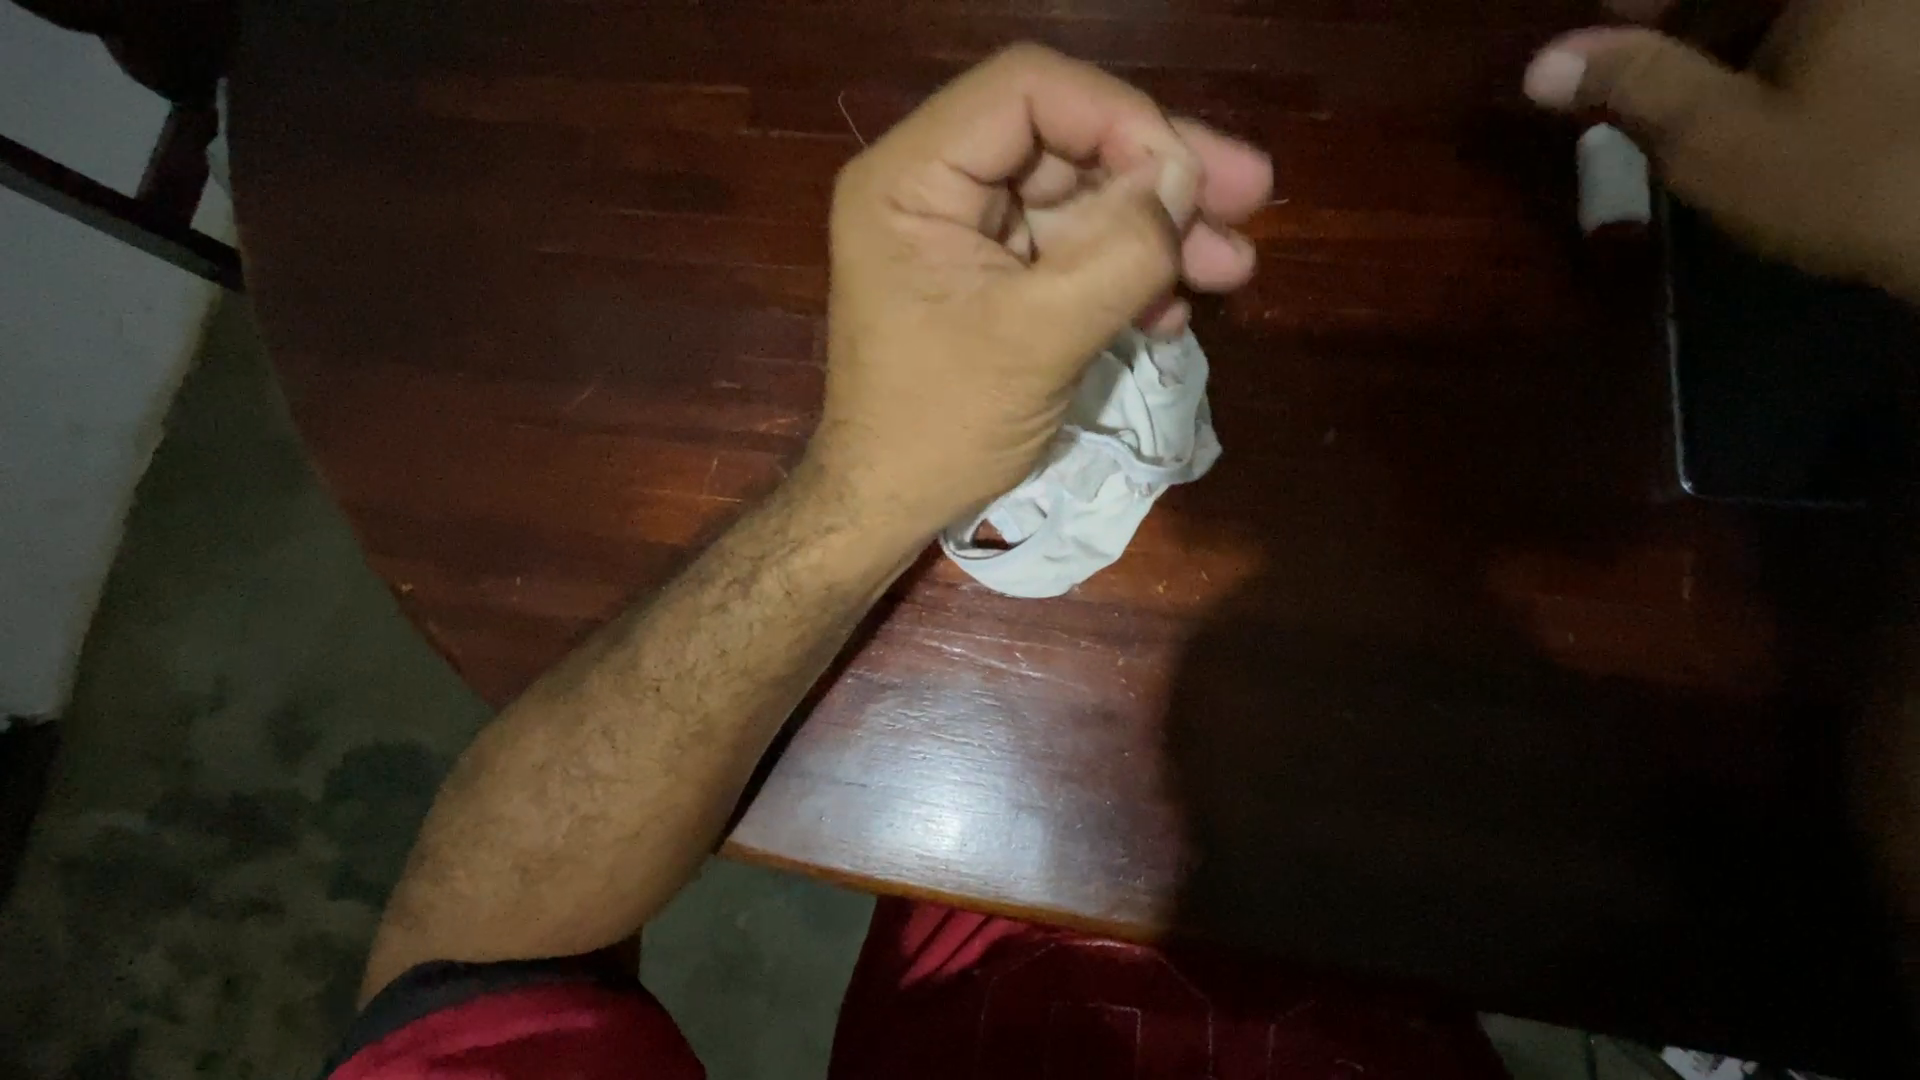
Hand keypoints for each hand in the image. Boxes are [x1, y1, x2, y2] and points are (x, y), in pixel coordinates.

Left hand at [806, 44, 1271, 542]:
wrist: (891, 503)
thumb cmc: (941, 429)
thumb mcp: (1036, 340)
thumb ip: (1118, 253)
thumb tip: (1185, 178)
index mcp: (912, 182)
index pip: (1027, 93)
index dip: (1121, 117)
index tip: (1193, 174)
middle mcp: (934, 191)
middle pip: (1064, 144)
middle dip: (1157, 175)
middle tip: (1251, 196)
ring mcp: (964, 239)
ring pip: (1076, 202)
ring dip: (1155, 232)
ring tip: (1233, 266)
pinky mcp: (991, 283)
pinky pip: (1066, 256)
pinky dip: (1122, 276)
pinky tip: (1173, 312)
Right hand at [1523, 0, 1919, 300]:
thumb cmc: (1842, 176)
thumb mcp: (1712, 137)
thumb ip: (1631, 85)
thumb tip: (1542, 63)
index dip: (1633, 4)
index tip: (1588, 37)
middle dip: (1675, 19)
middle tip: (1617, 66)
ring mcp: (1892, 16)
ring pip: (1782, 15)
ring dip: (1717, 37)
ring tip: (1666, 89)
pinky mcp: (1900, 46)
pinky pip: (1826, 32)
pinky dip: (1769, 50)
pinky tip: (1740, 92)